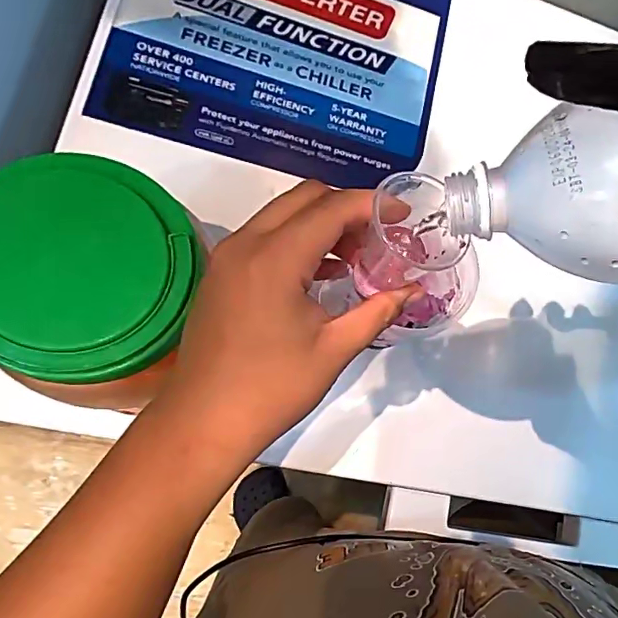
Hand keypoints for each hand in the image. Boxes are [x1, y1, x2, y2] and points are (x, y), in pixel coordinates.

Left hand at [158, 181, 414, 454]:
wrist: (205, 420)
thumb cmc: (271, 388)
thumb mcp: (334, 349)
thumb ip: (378, 311)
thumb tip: (413, 291)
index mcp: (275, 259)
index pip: (332, 208)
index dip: (372, 204)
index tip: (403, 214)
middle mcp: (246, 244)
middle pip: (305, 198)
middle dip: (347, 207)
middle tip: (380, 237)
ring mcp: (228, 257)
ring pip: (283, 214)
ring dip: (322, 223)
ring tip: (357, 258)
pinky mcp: (221, 273)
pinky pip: (265, 236)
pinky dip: (299, 240)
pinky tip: (324, 275)